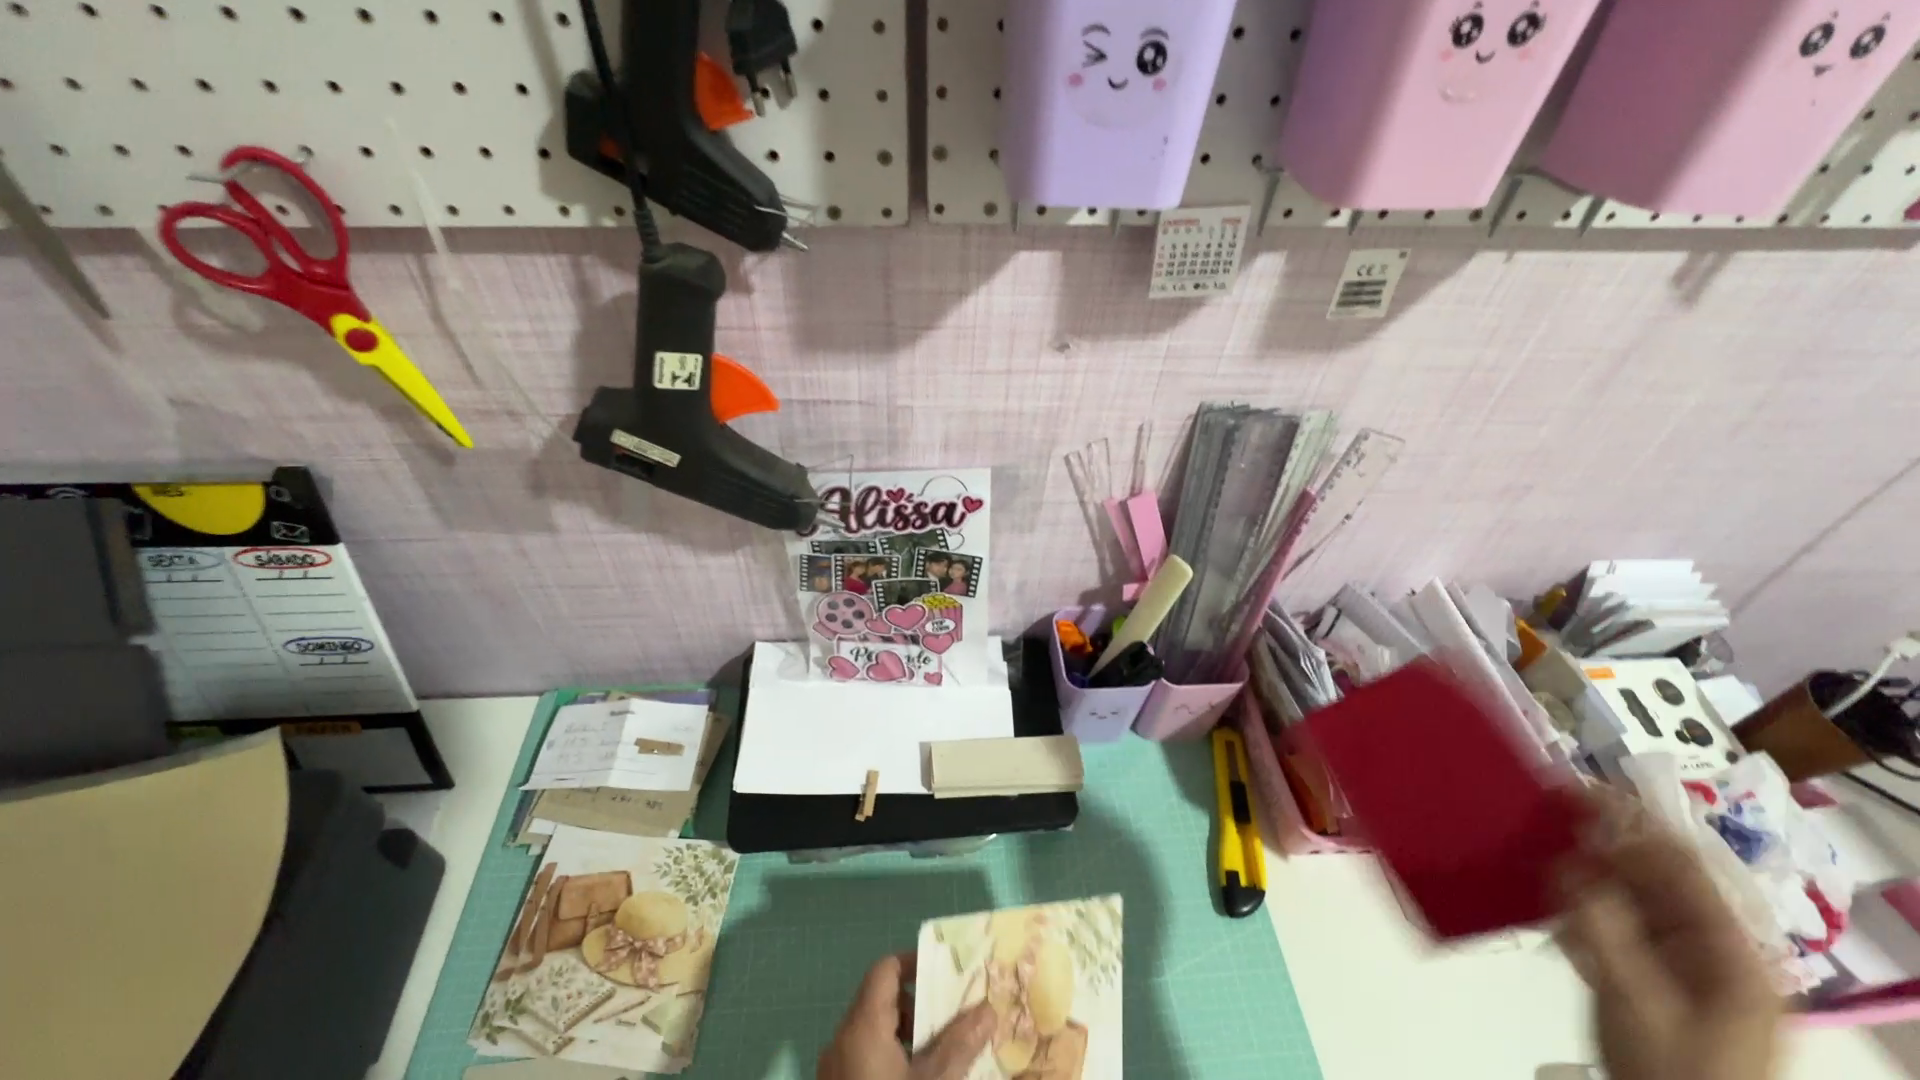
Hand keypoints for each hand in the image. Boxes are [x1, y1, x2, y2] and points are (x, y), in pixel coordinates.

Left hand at [818, 952, 995, 1079]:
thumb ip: (960, 1043)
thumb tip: (987, 1008)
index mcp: (862, 1027)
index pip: (885, 970)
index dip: (916, 963)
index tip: (949, 972)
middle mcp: (842, 1040)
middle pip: (882, 1001)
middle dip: (922, 1006)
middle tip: (958, 1018)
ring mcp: (836, 1068)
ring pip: (876, 1032)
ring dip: (910, 1034)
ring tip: (947, 1053)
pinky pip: (867, 1058)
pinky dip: (894, 1057)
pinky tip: (922, 1078)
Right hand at [1557, 802, 1781, 1079]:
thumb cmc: (1669, 1067)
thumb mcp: (1634, 998)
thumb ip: (1602, 927)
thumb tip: (1564, 860)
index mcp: (1729, 946)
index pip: (1682, 864)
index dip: (1632, 822)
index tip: (1576, 790)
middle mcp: (1711, 944)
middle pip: (1653, 876)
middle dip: (1599, 844)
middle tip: (1543, 813)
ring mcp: (1682, 961)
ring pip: (1630, 897)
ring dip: (1584, 874)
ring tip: (1535, 854)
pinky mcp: (1654, 976)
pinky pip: (1618, 925)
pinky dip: (1582, 909)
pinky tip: (1551, 909)